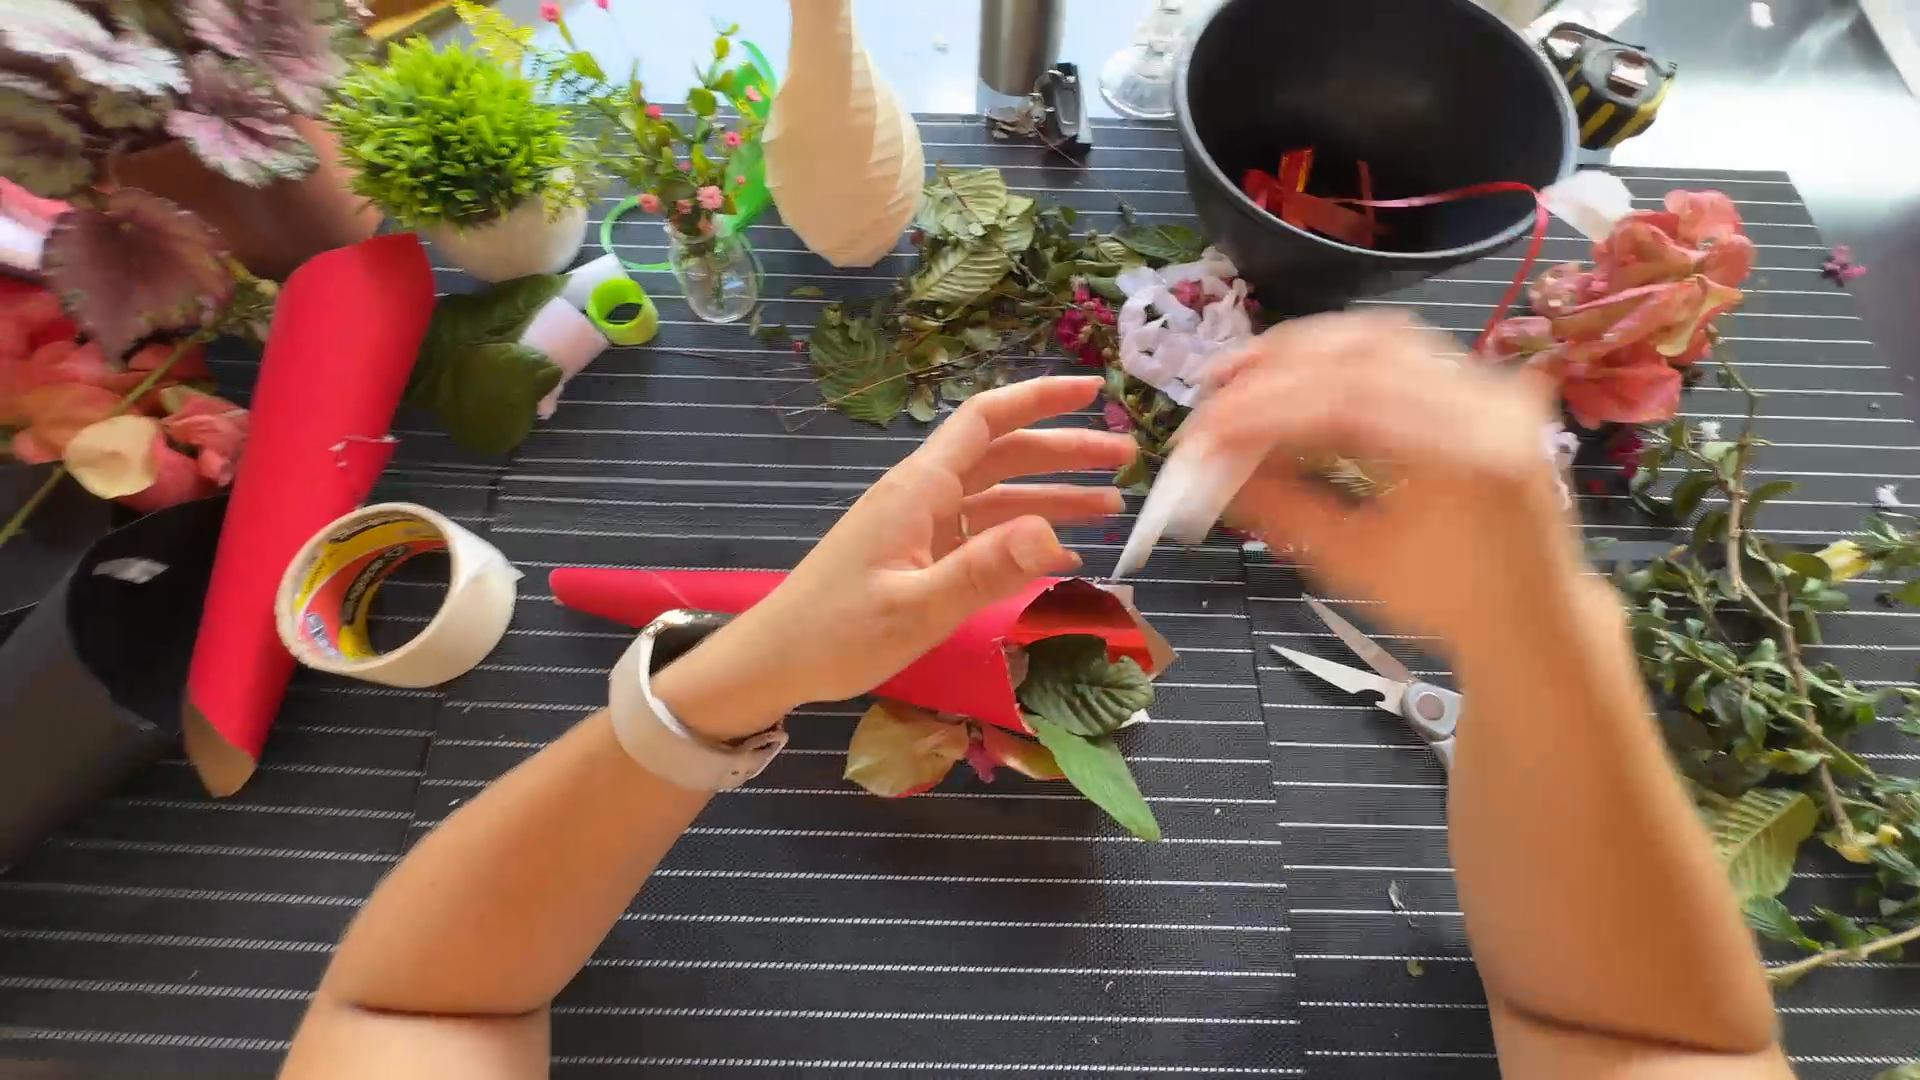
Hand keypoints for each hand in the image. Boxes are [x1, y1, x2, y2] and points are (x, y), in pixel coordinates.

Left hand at [657, 376, 1135, 736]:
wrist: (777, 659)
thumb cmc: (838, 633)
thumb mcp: (916, 607)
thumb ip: (983, 571)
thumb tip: (1052, 535)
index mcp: (920, 489)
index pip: (986, 420)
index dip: (1039, 398)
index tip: (1093, 390)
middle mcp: (923, 495)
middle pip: (1003, 455)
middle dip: (1064, 452)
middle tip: (1125, 457)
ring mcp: (921, 524)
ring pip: (997, 496)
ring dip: (1051, 498)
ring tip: (1110, 507)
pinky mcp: (919, 553)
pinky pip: (980, 534)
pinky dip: (1021, 539)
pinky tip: (1061, 556)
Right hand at [1187, 312, 1586, 652]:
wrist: (1534, 611)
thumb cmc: (1446, 602)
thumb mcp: (1352, 564)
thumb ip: (1281, 509)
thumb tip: (1214, 470)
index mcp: (1466, 458)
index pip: (1344, 405)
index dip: (1261, 410)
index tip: (1204, 430)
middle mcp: (1488, 405)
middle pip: (1362, 353)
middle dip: (1273, 368)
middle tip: (1213, 386)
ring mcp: (1490, 386)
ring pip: (1379, 336)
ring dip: (1300, 349)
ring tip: (1242, 369)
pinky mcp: (1480, 385)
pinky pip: (1398, 347)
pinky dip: (1335, 352)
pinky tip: (1295, 367)